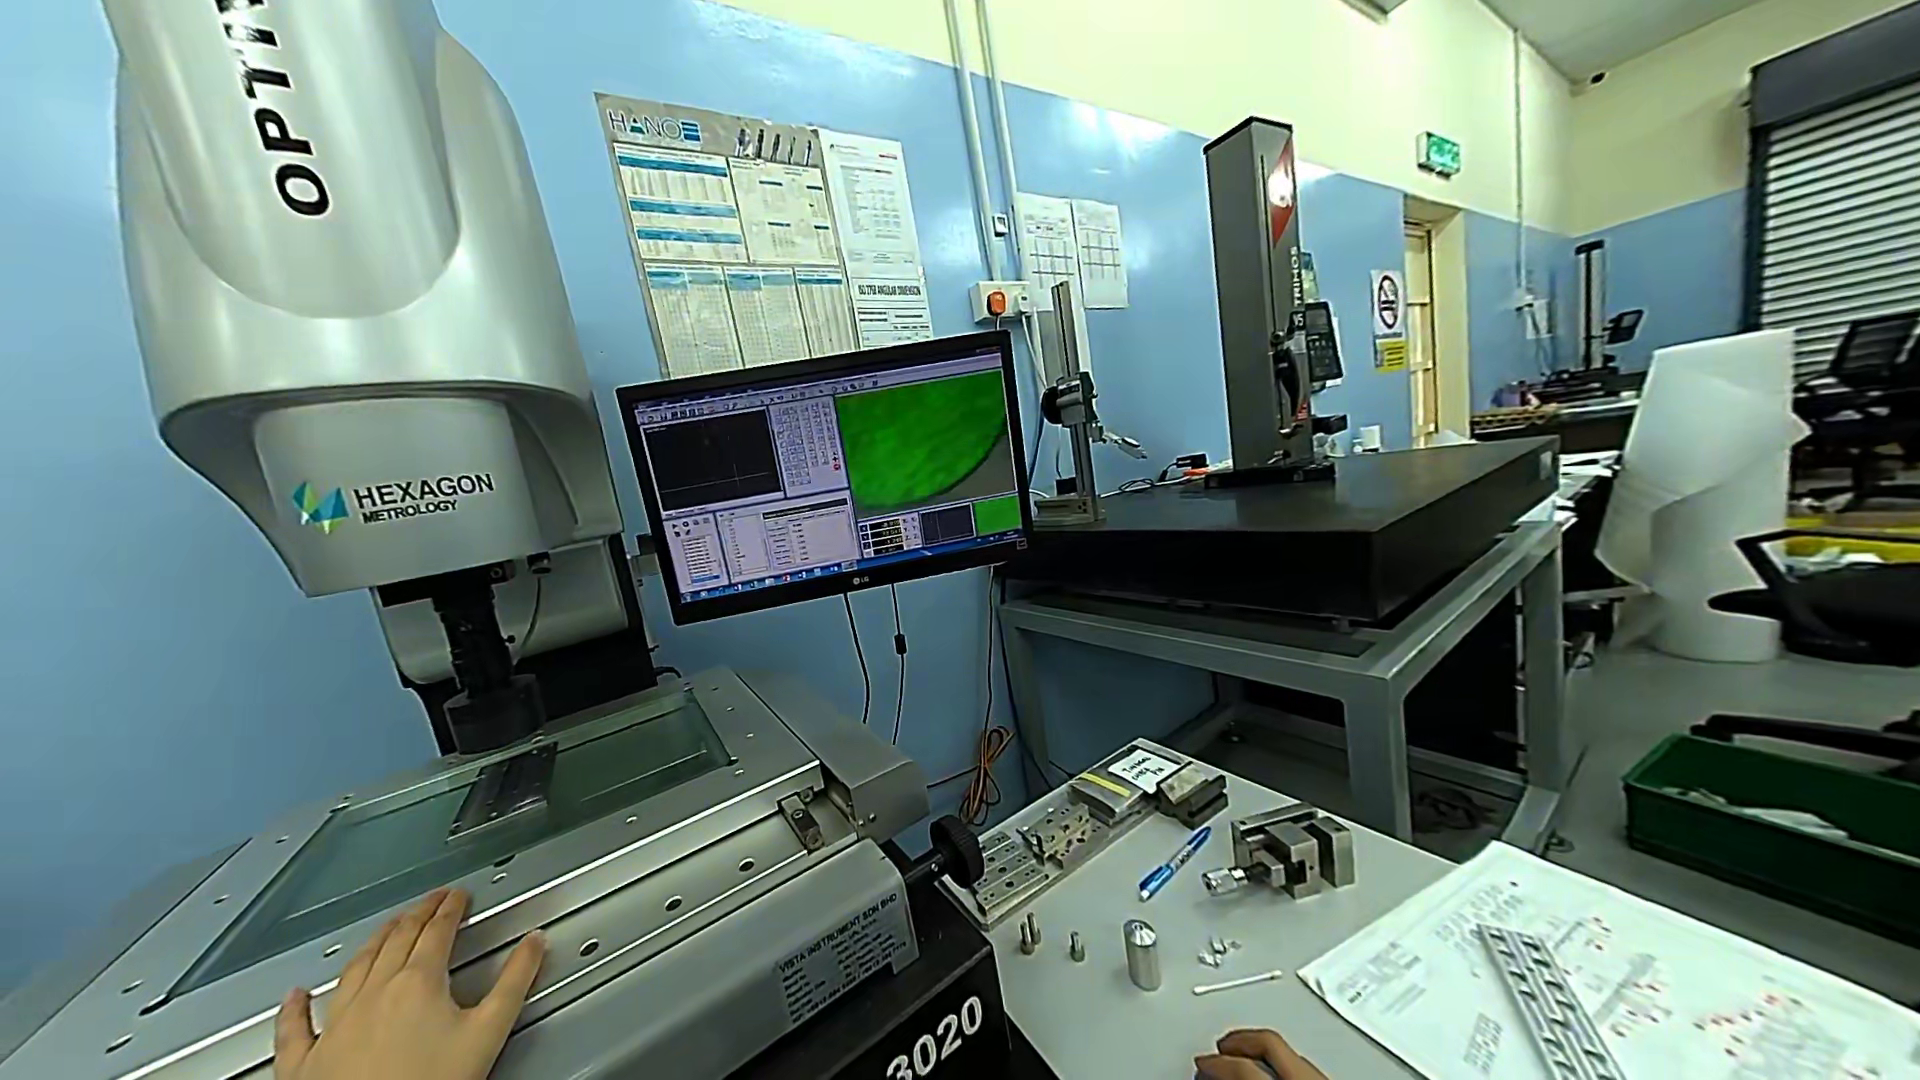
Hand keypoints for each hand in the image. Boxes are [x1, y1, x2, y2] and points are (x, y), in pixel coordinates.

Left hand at [275, 888, 546, 1079]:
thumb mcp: (490, 1028)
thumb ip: (517, 978)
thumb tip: (533, 943)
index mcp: (417, 983)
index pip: (438, 930)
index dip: (451, 907)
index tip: (458, 897)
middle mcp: (372, 996)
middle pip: (396, 940)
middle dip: (418, 914)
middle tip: (432, 900)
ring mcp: (334, 1029)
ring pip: (353, 970)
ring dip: (373, 942)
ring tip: (386, 927)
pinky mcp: (303, 1065)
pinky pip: (293, 1030)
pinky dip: (293, 1009)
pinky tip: (294, 996)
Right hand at [1195, 1029, 1329, 1079]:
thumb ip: (1242, 1079)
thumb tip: (1212, 1075)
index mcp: (1290, 1078)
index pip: (1243, 1066)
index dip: (1216, 1064)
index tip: (1202, 1064)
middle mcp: (1307, 1076)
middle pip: (1268, 1042)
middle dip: (1238, 1040)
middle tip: (1219, 1048)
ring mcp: (1323, 1079)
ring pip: (1288, 1050)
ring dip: (1260, 1048)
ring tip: (1242, 1056)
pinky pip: (1302, 1064)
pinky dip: (1282, 1062)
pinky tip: (1271, 1071)